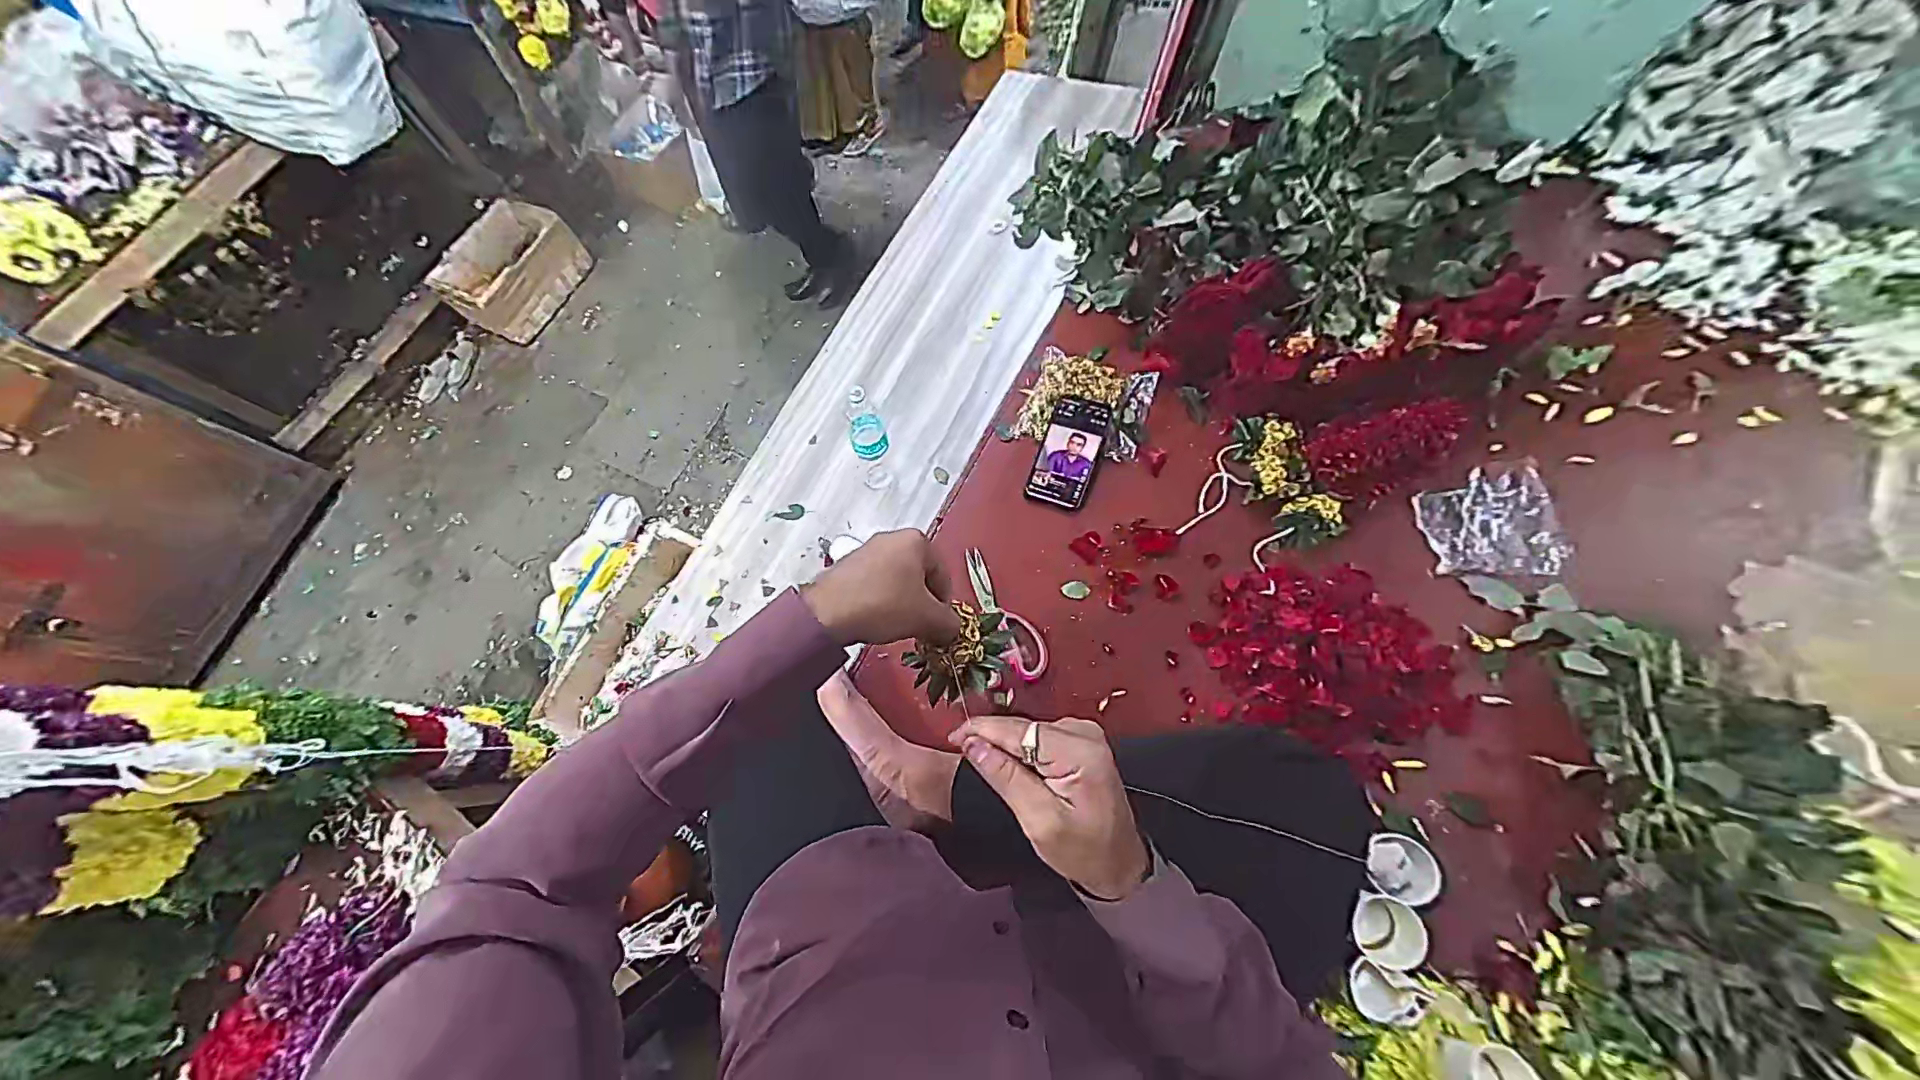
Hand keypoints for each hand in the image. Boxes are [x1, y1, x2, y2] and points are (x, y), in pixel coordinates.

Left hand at [800, 529, 963, 646]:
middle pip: (920, 577)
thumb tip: (952, 629)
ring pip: (897, 581)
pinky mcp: (847, 565)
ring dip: (902, 604)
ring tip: (896, 626)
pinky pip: (875, 584)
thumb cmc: (883, 606)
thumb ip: (949, 623)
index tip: (938, 625)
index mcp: (916, 540)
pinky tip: (875, 619)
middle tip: (920, 627)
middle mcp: (892, 538)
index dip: (944, 605)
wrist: (827, 614)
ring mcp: (866, 549)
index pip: (943, 575)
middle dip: (923, 604)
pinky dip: (880, 601)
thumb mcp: (927, 618)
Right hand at [948, 716, 1150, 900]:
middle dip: (990, 737)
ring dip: (1004, 744)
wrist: (1119, 861)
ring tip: (980, 759)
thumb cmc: (1084, 851)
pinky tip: (1008, 764)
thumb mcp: (1040, 821)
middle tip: (960, 749)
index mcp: (1080, 750)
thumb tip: (974, 745)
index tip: (954, 737)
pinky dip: (1019, 749)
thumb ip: (1006, 778)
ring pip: (1027, 731)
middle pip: (1023, 727)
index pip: (1019, 730)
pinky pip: (1038, 737)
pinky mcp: (1080, 740)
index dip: (982, 730)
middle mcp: (1084, 732)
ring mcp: (1084, 734)